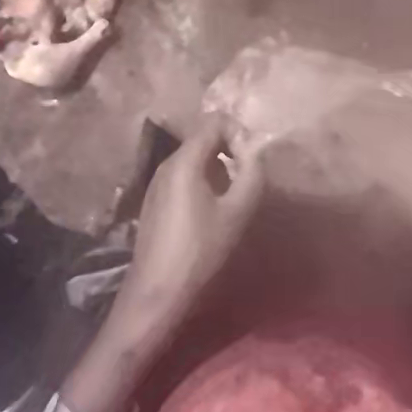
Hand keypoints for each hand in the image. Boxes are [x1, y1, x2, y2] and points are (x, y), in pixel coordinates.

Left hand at [115, 115, 265, 327]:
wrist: (157, 289)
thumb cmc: (200, 249)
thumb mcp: (237, 212)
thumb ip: (253, 174)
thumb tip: (257, 152)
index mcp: (185, 160)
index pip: (215, 121)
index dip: (239, 133)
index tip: (252, 162)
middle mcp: (167, 163)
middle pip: (203, 138)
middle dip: (230, 150)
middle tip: (248, 180)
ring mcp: (157, 181)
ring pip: (194, 158)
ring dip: (218, 168)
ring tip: (233, 199)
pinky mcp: (155, 199)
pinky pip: (183, 176)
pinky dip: (203, 181)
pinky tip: (211, 213)